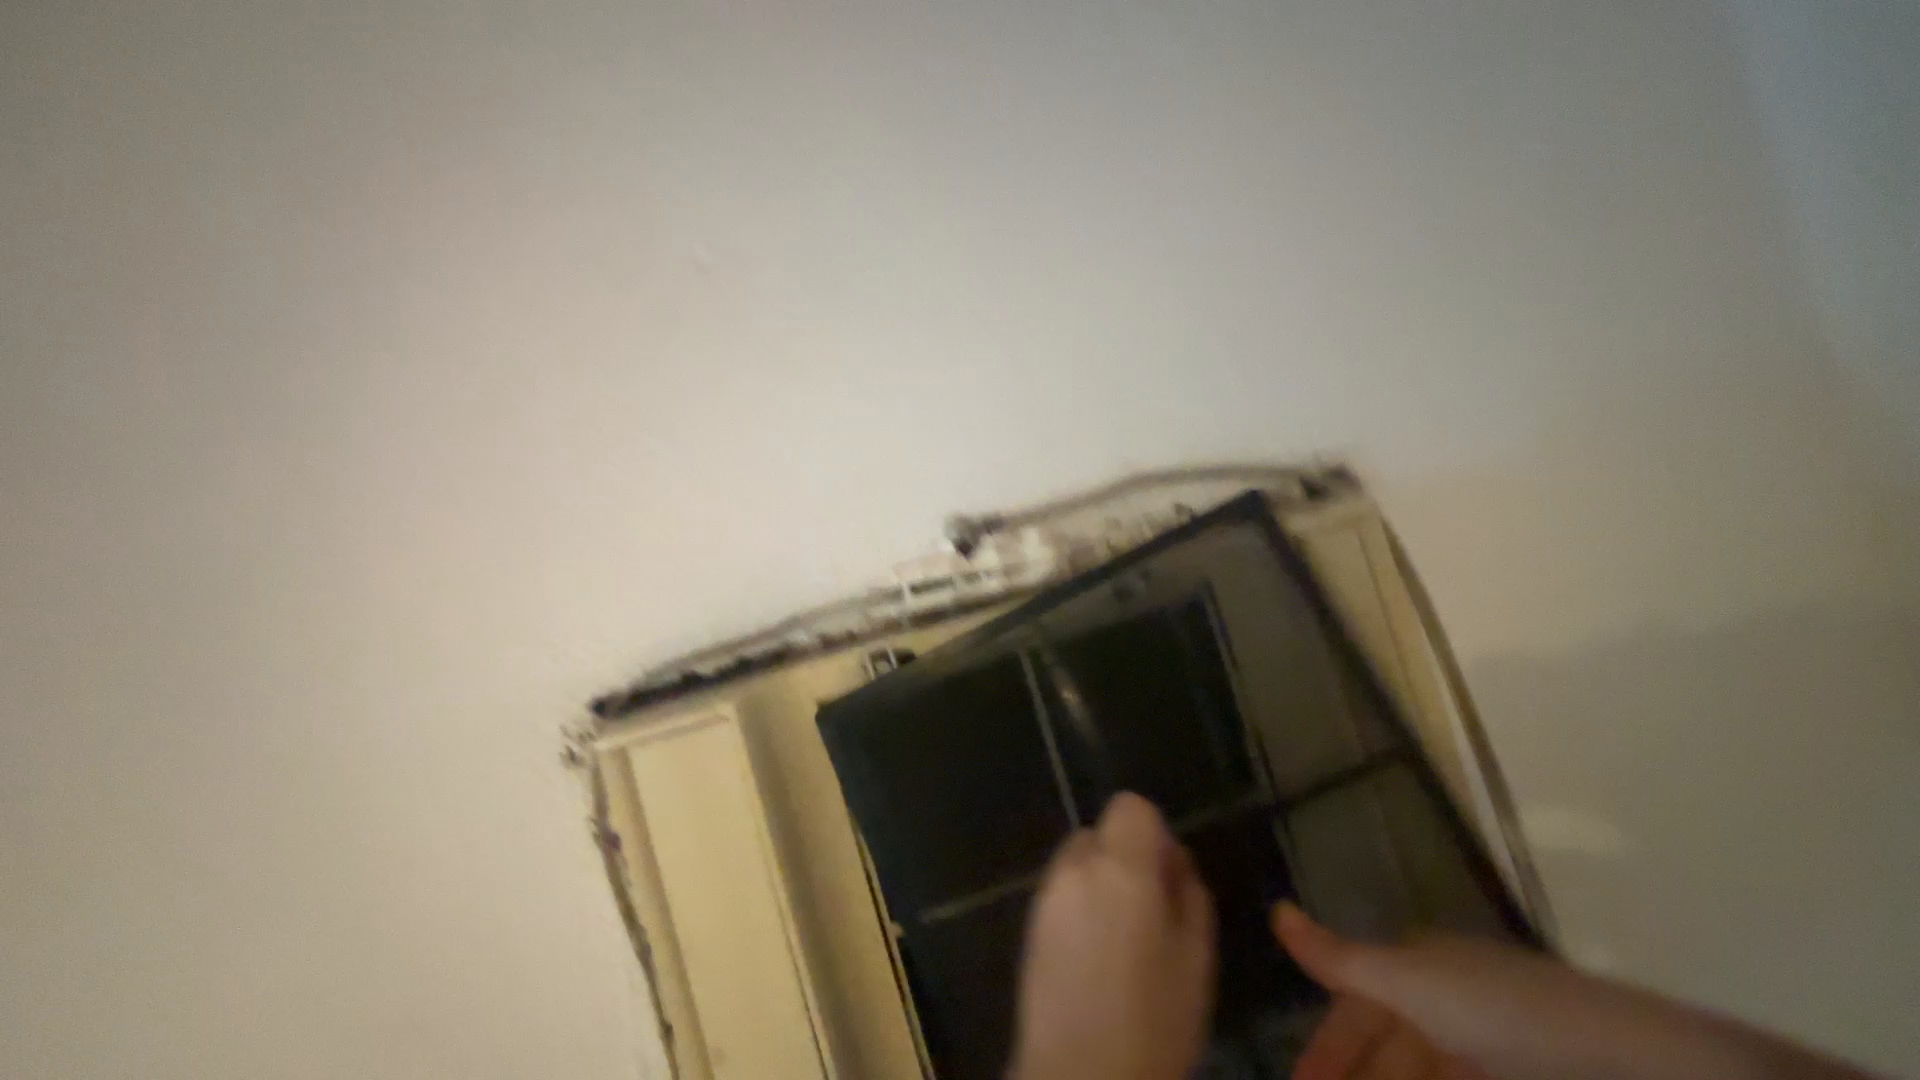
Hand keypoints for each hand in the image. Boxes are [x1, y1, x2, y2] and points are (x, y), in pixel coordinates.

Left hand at [1009, 793, 1215, 1079]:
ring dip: (1100, 880)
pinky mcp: (1028, 925)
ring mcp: (1046, 896)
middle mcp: (1076, 869)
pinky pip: (1060, 893)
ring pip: (1077, 862)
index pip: (1130, 806)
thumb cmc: (1156, 1023)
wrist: (1080, 1077)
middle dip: (1124, 856)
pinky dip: (1079, 905)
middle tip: (1149, 909)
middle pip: (1100, 832)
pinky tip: (1094, 955)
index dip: (1152, 832)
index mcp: (1122, 869)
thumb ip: (1189, 892)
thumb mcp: (1197, 958)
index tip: (1166, 874)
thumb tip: (1173, 859)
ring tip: (1121, 938)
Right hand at [1272, 903, 1878, 1079]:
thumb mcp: (1413, 983)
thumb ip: (1339, 959)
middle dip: (1354, 1076)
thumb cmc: (1507, 1017)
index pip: (1356, 1011)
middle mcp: (1453, 1014)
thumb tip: (1276, 911)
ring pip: (1422, 1075)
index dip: (1326, 1051)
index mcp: (1424, 977)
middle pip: (1388, 1055)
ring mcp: (1490, 1061)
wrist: (1639, 1070)